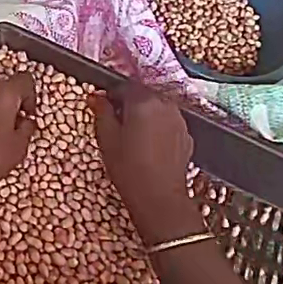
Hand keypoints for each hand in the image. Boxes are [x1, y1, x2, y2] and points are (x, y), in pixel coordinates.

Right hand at [90, 85, 199, 242]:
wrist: (159, 197)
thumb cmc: (129, 169)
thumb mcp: (107, 139)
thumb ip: (102, 113)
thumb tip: (96, 98)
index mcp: (143, 102)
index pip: (124, 86)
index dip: (111, 95)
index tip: (103, 107)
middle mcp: (165, 105)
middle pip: (143, 96)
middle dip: (129, 106)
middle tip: (116, 125)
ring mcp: (179, 120)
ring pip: (157, 109)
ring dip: (145, 116)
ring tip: (132, 138)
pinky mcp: (186, 136)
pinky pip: (168, 124)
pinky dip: (158, 128)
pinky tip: (148, 147)